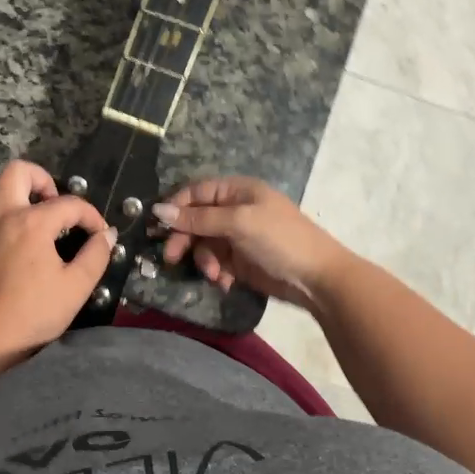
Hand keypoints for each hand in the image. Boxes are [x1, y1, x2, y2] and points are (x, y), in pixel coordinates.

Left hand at [0, 161, 115, 353]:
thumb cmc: (34, 313)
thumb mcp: (76, 288)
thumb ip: (95, 256)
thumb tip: (106, 235)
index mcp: (33, 223)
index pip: (69, 205)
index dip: (90, 216)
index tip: (100, 234)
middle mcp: (4, 214)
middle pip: (19, 171)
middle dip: (42, 180)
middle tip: (54, 204)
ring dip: (6, 186)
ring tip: (24, 206)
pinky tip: (2, 224)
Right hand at [155, 176, 355, 310]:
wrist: (317, 279)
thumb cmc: (280, 240)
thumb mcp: (238, 223)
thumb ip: (198, 218)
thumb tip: (158, 210)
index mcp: (237, 191)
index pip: (196, 192)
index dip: (176, 207)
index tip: (157, 226)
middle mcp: (235, 210)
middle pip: (196, 220)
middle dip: (184, 239)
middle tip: (171, 258)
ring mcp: (238, 236)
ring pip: (204, 244)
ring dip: (204, 260)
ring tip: (215, 275)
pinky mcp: (241, 261)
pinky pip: (216, 262)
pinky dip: (217, 272)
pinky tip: (226, 282)